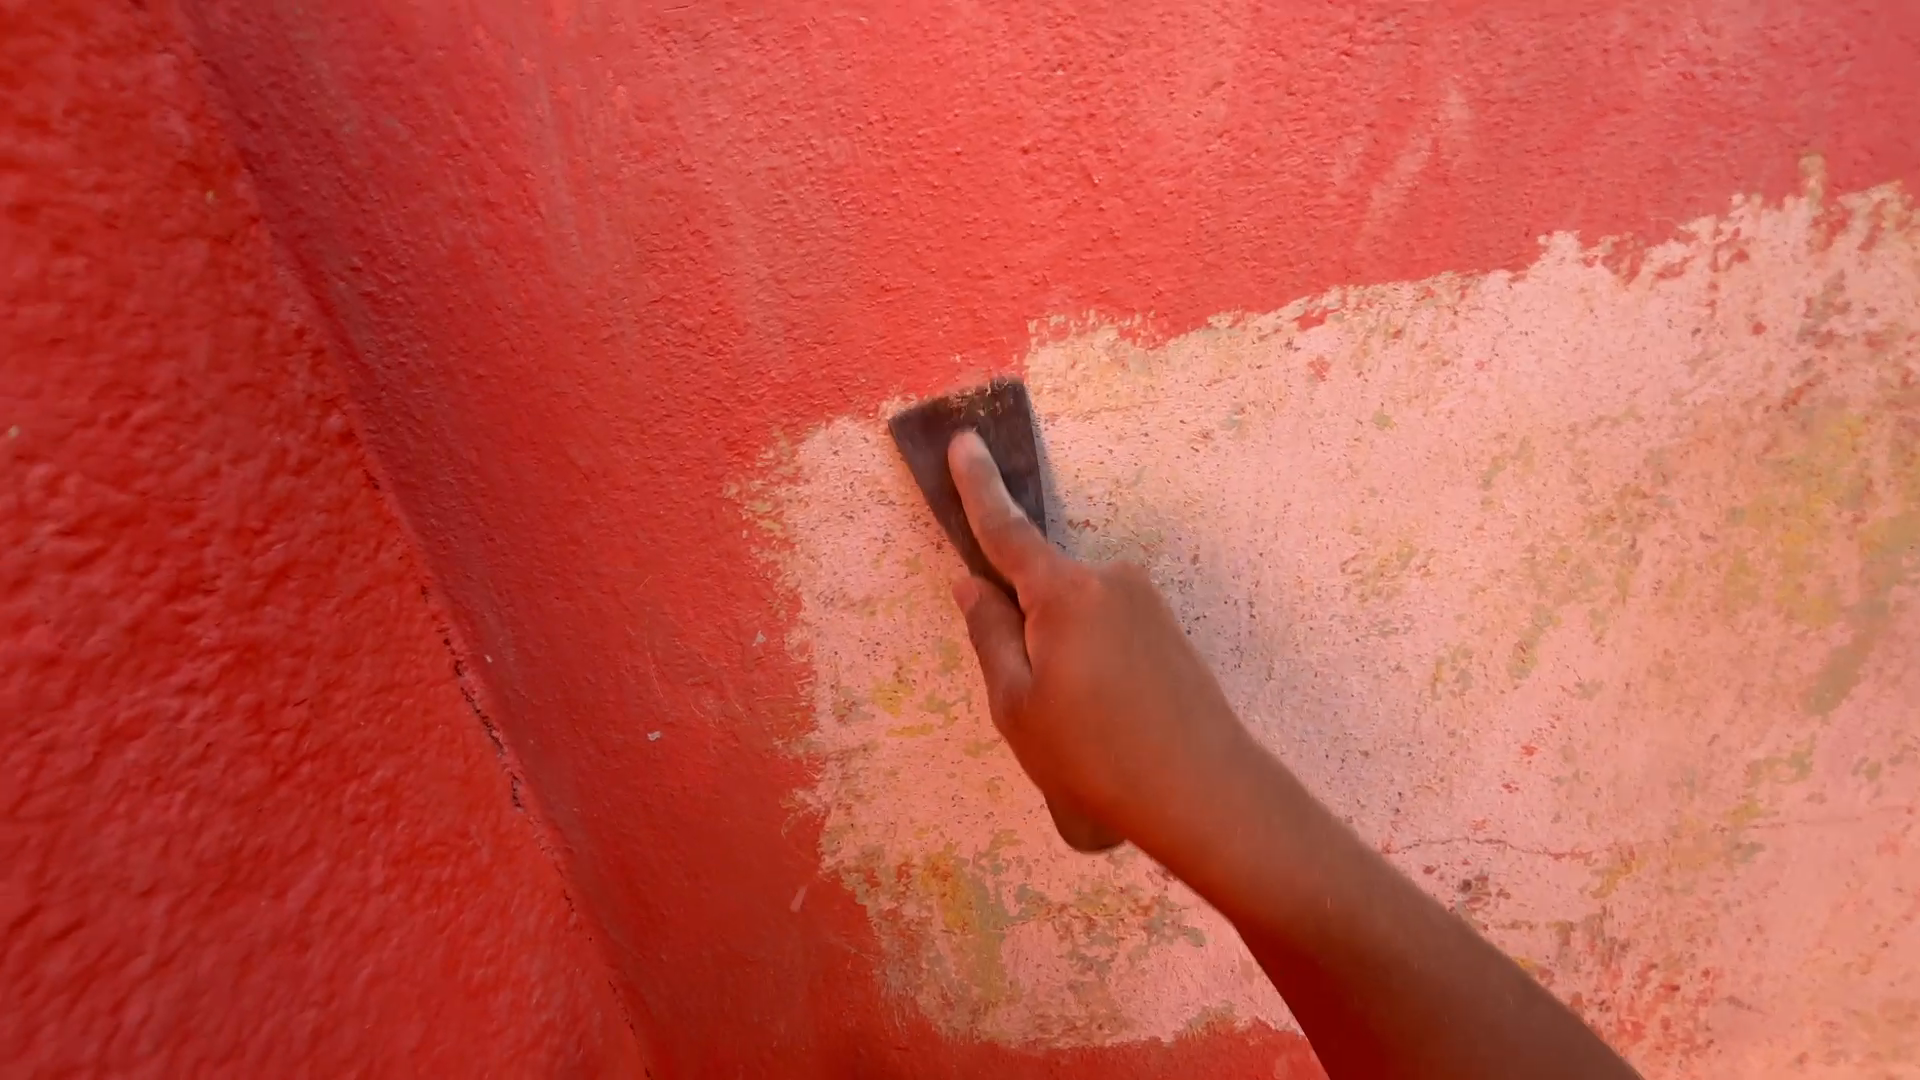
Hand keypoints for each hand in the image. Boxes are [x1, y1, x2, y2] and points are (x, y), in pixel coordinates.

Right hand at [945, 431, 1261, 855]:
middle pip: (1041, 583)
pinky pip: (1105, 628)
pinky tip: (1106, 716)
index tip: (965, 440)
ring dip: (1058, 650)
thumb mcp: (1016, 705)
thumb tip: (971, 582)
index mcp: (1065, 592)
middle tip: (1032, 698)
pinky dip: (1089, 660)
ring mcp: (1145, 602)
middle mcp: (1110, 579)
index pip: (1006, 529)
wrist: (1207, 794)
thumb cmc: (1094, 754)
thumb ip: (989, 633)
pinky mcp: (1167, 629)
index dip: (978, 485)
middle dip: (1022, 623)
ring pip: (1073, 613)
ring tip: (1076, 722)